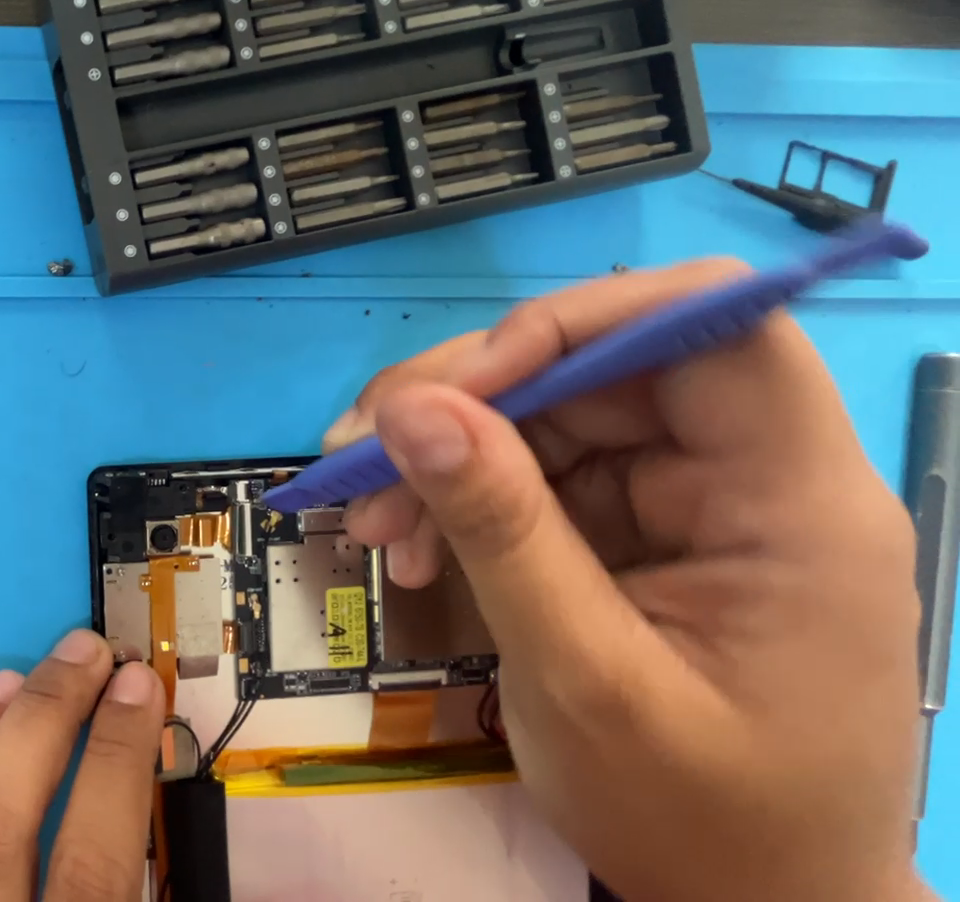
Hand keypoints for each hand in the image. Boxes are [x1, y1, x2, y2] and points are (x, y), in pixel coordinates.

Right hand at [328, 260, 931, 901]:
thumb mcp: (581, 675)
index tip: (457, 390)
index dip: (576, 326)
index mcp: (790, 500)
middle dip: (457, 403)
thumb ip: (500, 530)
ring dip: (433, 457)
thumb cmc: (695, 817)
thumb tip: (411, 409)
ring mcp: (671, 497)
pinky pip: (516, 472)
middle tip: (354, 459)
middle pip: (588, 365)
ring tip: (366, 523)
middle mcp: (735, 473)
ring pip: (533, 415)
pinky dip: (445, 500)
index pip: (707, 328)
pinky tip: (406, 550)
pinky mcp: (618, 524)